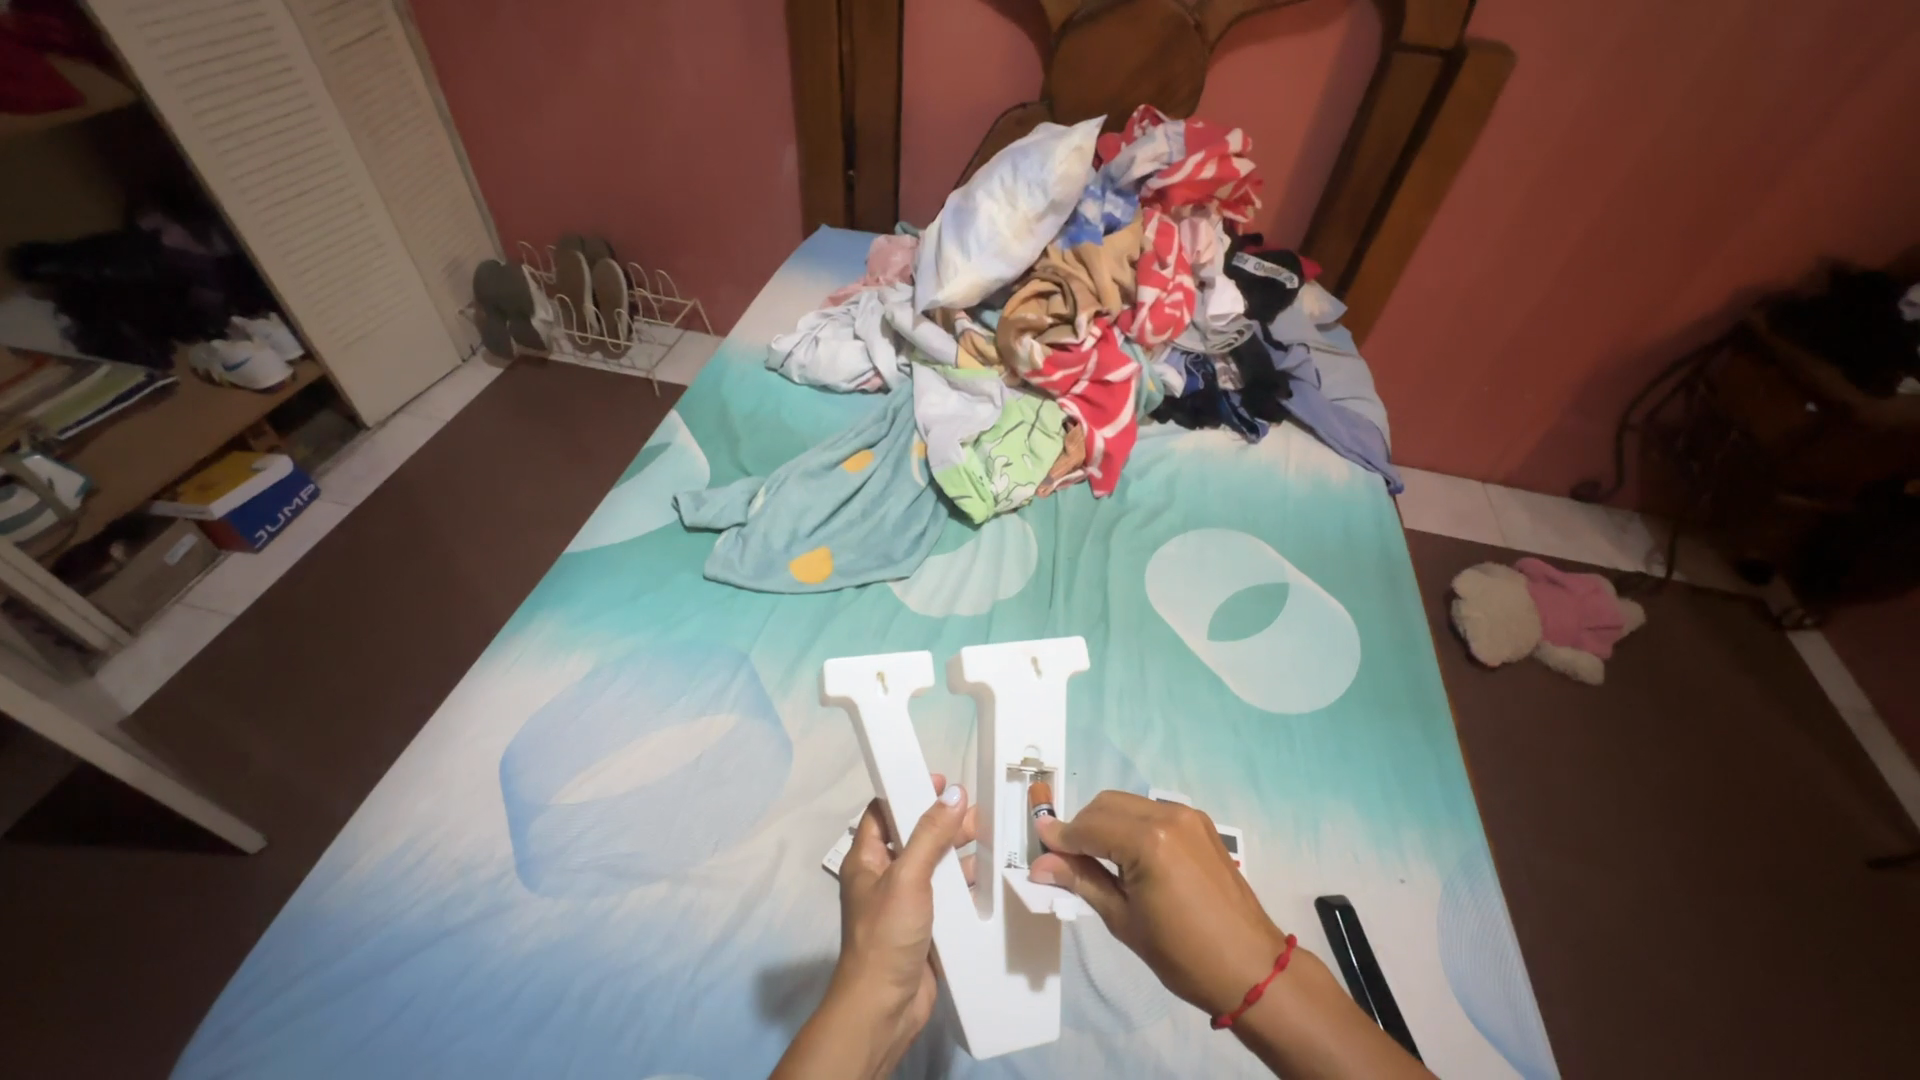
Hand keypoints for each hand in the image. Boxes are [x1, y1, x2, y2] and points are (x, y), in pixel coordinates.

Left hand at [773, 776, 975, 1079]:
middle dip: (943, 822)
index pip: (883, 812)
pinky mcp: (926, 927)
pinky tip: (991, 878)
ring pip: (935, 867)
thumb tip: (953, 793)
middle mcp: (884, 877)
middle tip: (977, 811)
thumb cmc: (886, 935)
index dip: (909, 792)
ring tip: (990, 839)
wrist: (884, 1008)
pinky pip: (947, 897)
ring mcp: (905, 904)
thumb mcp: (908, 877)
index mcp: (867, 859)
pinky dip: (967, 886)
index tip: (941, 782)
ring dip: (959, 853)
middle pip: (915, 837)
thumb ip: (931, 835)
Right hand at [1030, 791, 1286, 1015]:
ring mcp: (1188, 816)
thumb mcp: (1123, 919)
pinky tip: (1129, 857)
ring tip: (1098, 862)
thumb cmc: (1182, 954)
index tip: (1038, 845)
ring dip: (1105, 824)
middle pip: (1106, 805)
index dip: (1061, 838)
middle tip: (1068, 862)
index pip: (1088, 827)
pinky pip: (1152, 812)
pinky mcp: (1200, 824)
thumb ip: (1080, 880)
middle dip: (1082, 828)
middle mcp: (1168, 815)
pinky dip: (1131, 825)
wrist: (1251, 969)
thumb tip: (1040, 864)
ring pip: (1128, 804)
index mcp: (1148, 840)